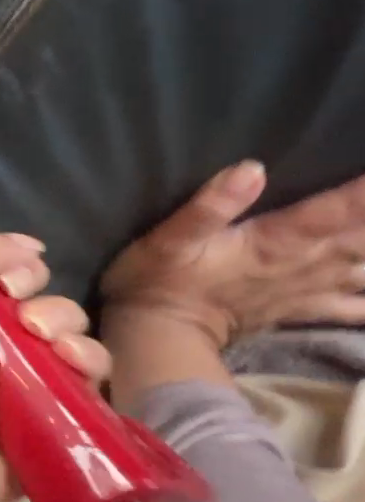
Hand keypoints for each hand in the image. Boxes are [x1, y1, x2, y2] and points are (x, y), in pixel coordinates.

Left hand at [0, 208, 110, 501]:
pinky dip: (81, 359)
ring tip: (43, 342)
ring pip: (50, 317)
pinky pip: (76, 361)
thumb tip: (17, 243)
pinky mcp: (36, 394)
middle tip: (17, 295)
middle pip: (5, 276)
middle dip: (26, 279)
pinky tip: (70, 367)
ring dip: (59, 322)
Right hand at [100, 160, 364, 348]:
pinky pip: (364, 308)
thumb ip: (208, 207)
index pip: (342, 207)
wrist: (159, 332)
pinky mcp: (311, 309)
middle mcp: (311, 262)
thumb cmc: (157, 279)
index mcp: (278, 241)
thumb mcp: (167, 240)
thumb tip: (252, 169)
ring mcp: (316, 289)